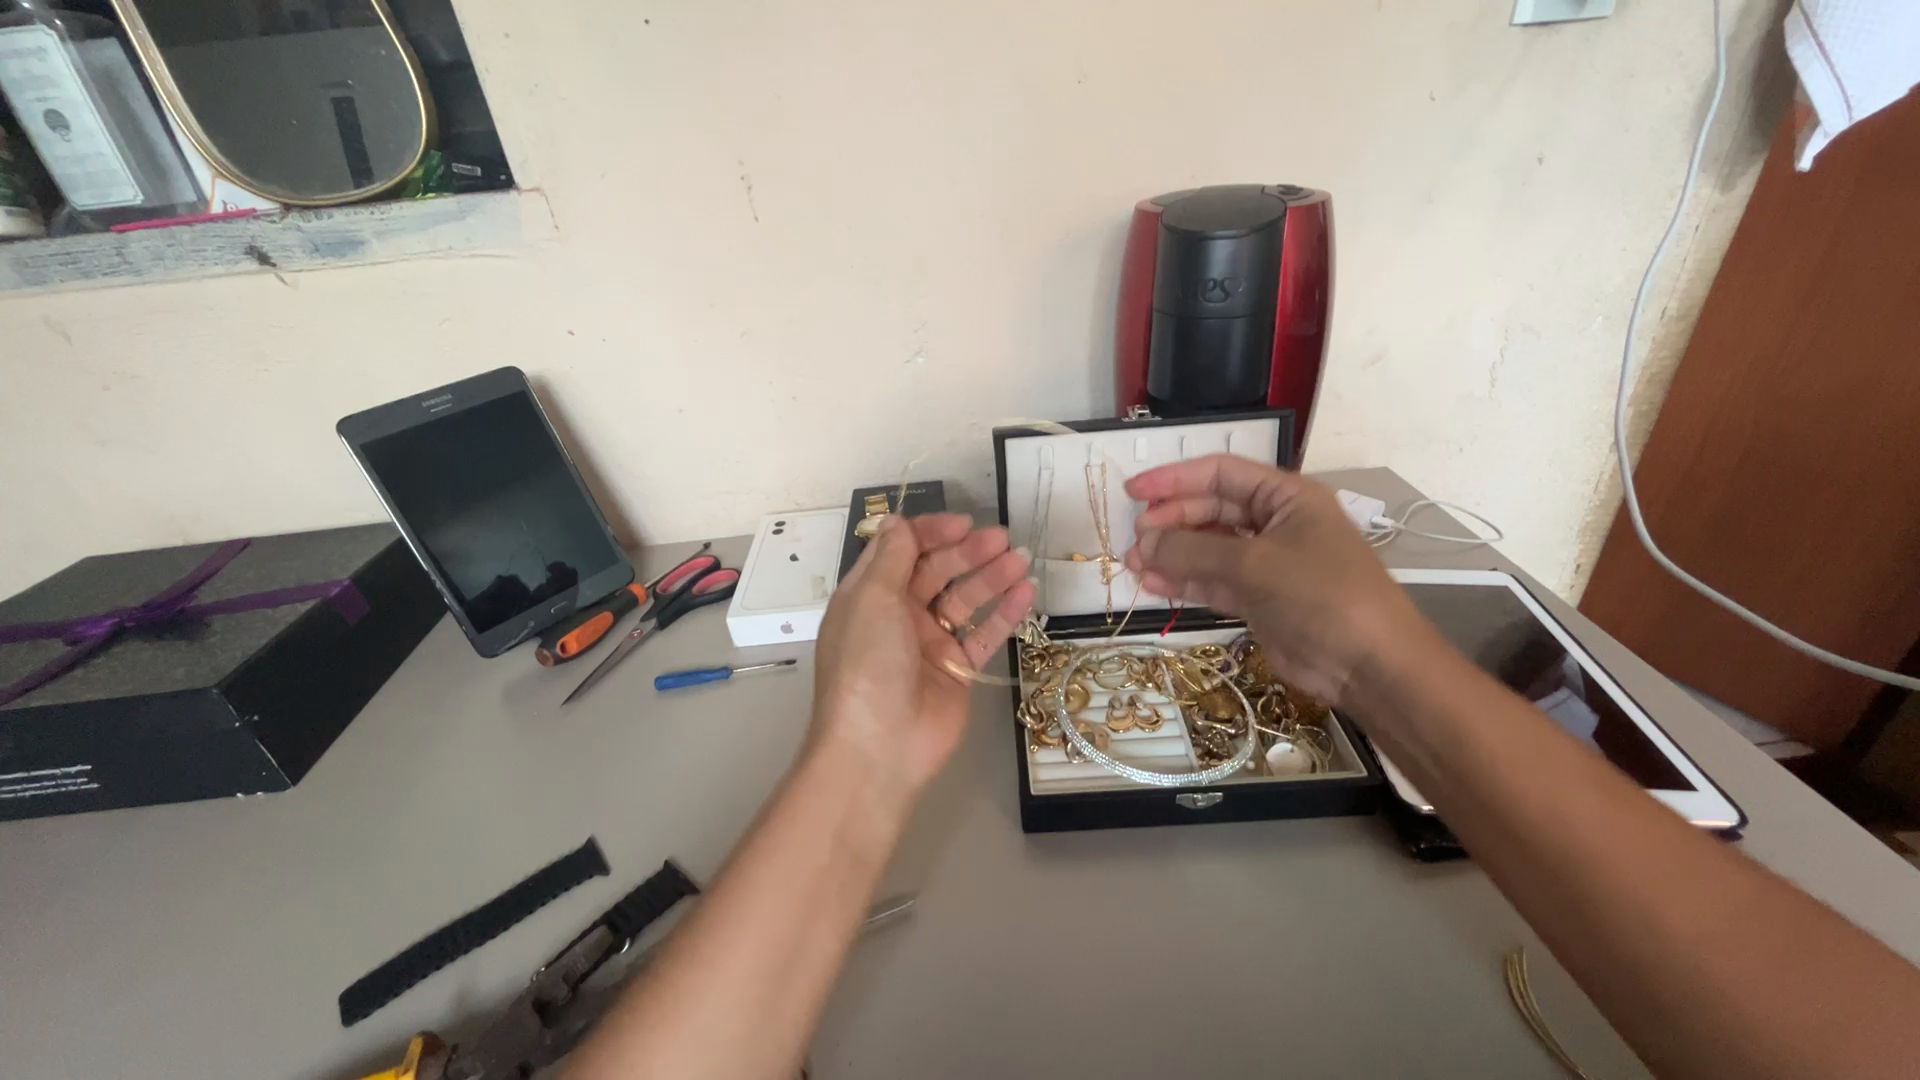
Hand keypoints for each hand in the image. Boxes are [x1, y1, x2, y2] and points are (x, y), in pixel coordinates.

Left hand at [810, 513, 1035, 801]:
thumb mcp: (872, 600)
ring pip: (964, 600)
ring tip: (1020, 560)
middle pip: (937, 572)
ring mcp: (929, 644)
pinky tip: (1026, 593)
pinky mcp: (957, 671)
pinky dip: (1004, 614)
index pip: (902, 551)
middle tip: (1001, 540)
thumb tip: (898, 520)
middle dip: (968, 553)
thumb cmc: (867, 665)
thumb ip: (892, 557)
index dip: (931, 533)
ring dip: (991, 578)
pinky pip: (983, 634)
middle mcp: (898, 615)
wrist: (879, 747)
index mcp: (870, 596)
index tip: (963, 524)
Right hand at [1122, 455, 1424, 705]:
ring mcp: (1266, 563)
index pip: (1220, 473)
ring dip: (1171, 554)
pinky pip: (1212, 581)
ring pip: (1207, 548)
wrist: (1369, 663)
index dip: (1174, 479)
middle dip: (1170, 522)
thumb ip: (1193, 551)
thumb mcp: (1254, 565)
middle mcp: (1274, 523)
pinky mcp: (1258, 599)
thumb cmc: (1322, 595)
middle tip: (1134, 538)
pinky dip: (1183, 581)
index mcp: (1285, 496)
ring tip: (1132, 564)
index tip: (1133, 493)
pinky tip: (1152, 584)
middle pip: (1210, 510)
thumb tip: (1140, 544)